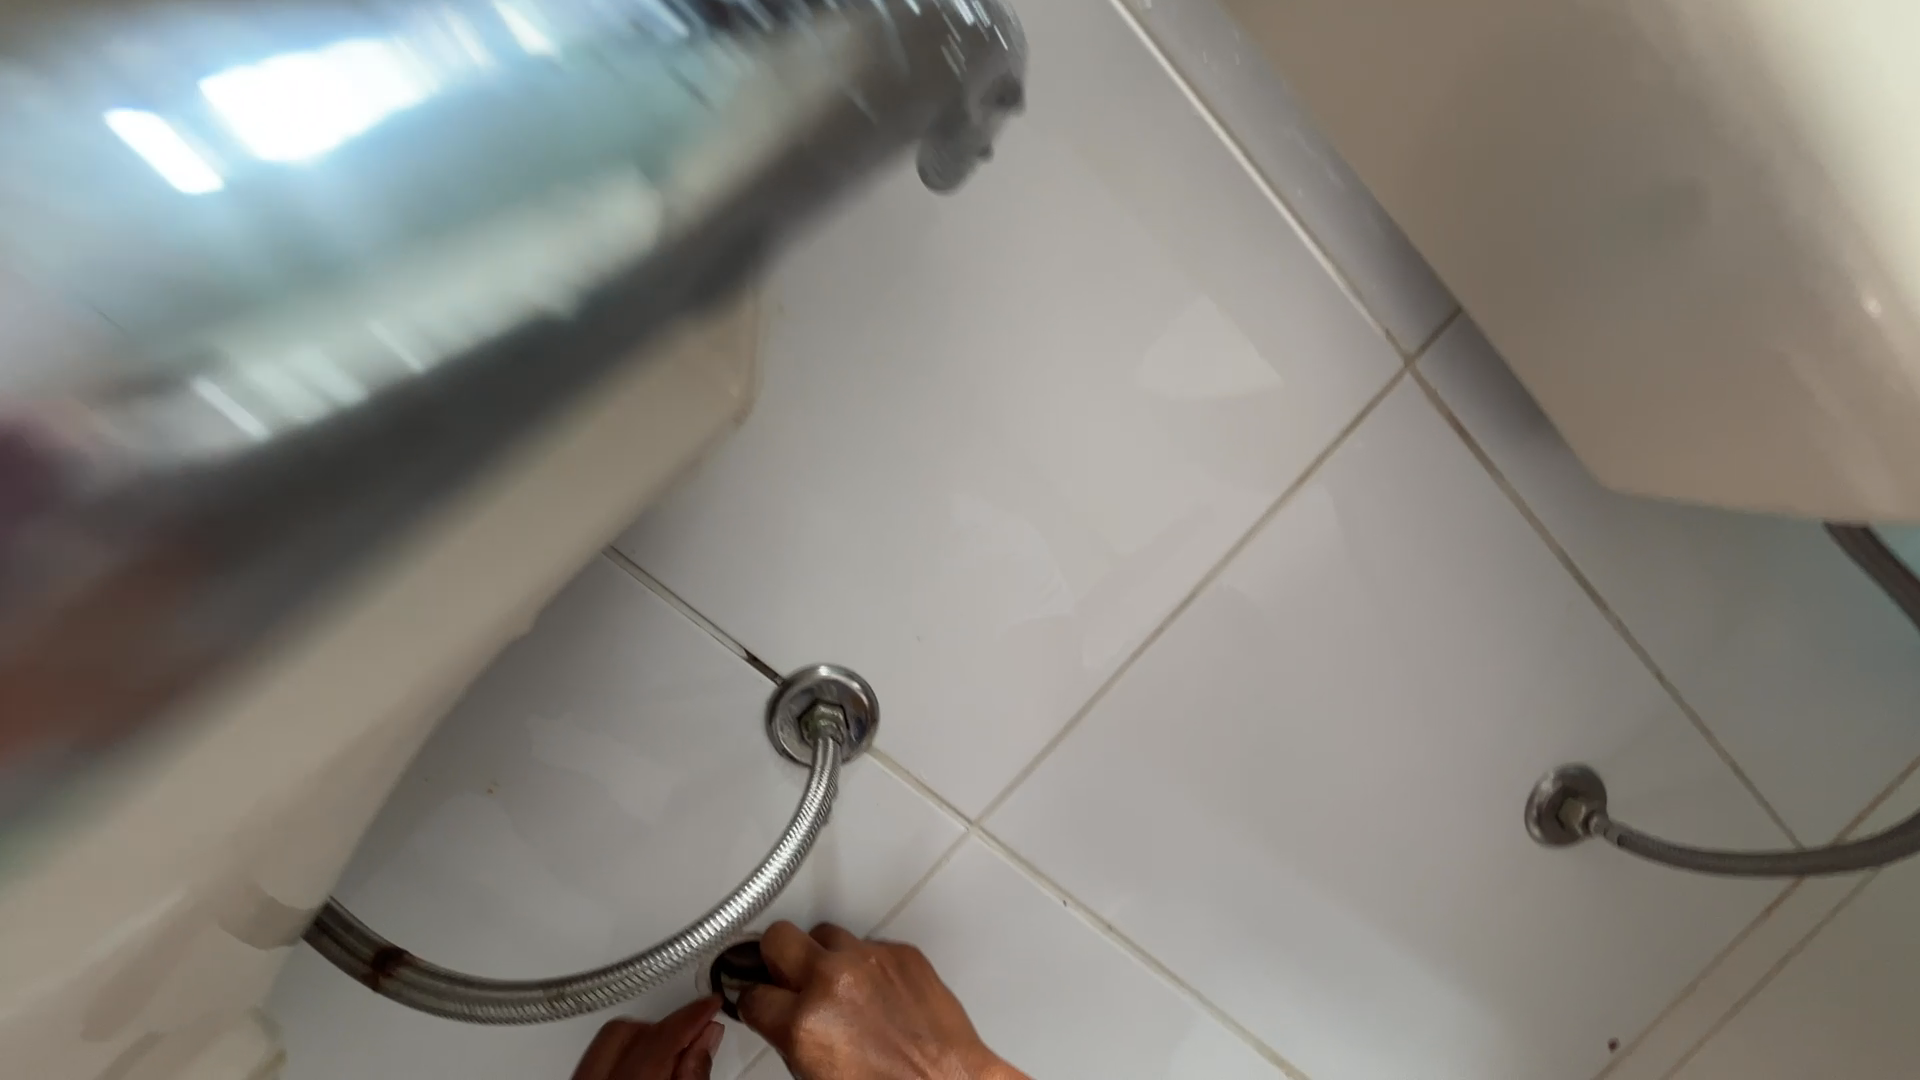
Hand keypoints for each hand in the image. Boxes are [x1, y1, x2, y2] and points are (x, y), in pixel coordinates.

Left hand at [571, 996, 725, 1079]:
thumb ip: (693, 1075)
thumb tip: (707, 1034)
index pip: (657, 1036)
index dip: (692, 1014)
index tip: (712, 1003)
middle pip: (622, 1030)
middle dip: (660, 1024)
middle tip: (692, 1030)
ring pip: (605, 1042)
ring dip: (640, 1038)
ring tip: (670, 1052)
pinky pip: (592, 1062)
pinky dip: (620, 1056)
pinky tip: (642, 1065)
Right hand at [737, 921, 1025, 1079]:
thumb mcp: (817, 1076)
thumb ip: (794, 1036)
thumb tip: (782, 1017)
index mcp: (805, 1022)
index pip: (752, 995)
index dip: (753, 1001)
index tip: (757, 1001)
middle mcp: (833, 980)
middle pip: (778, 936)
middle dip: (775, 955)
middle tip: (782, 972)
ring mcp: (869, 959)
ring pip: (826, 932)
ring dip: (823, 954)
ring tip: (834, 982)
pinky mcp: (901, 951)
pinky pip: (868, 944)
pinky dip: (865, 962)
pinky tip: (873, 989)